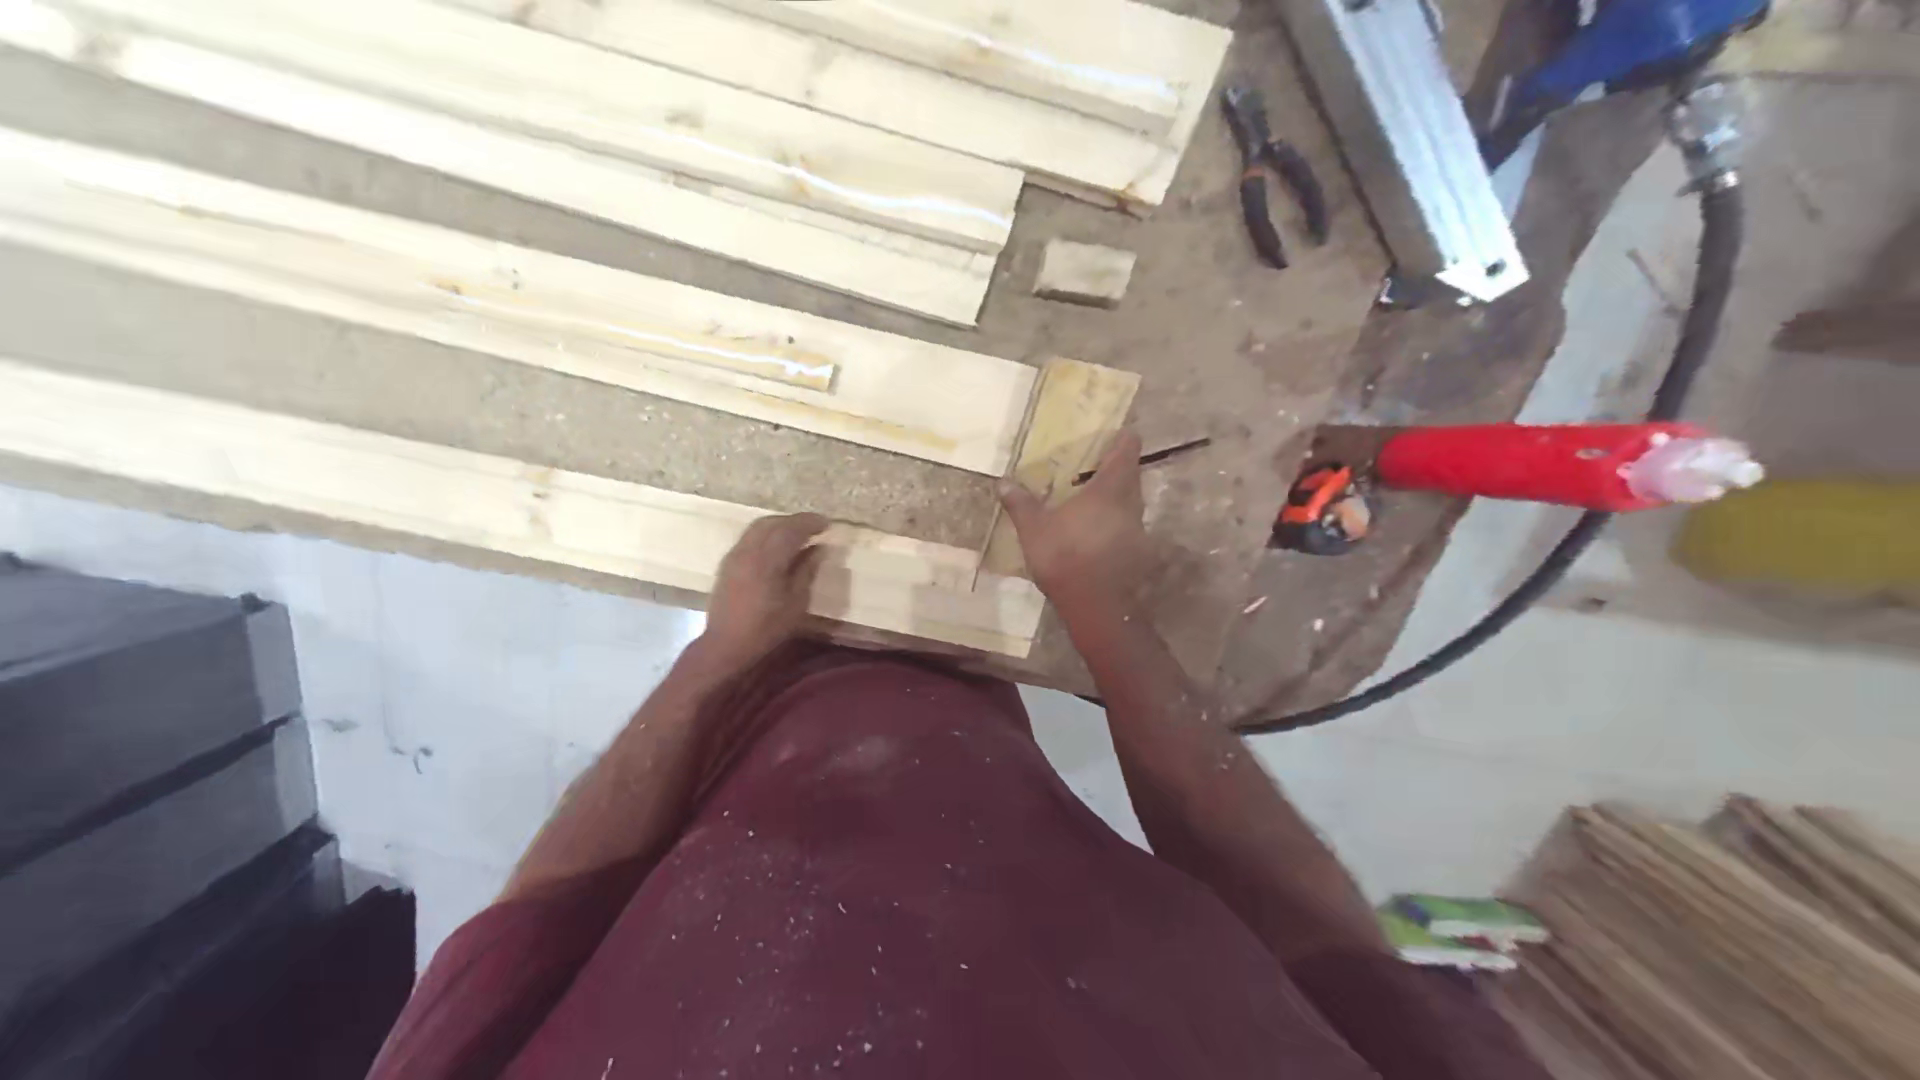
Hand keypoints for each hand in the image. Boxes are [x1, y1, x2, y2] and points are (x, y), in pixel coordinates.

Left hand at [701, 512, 829, 670]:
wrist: (726, 644)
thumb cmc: (767, 627)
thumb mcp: (797, 602)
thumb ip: (807, 571)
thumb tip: (818, 549)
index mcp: (767, 560)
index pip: (790, 529)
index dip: (810, 522)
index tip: (827, 524)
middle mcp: (748, 550)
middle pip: (772, 523)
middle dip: (794, 521)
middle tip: (814, 526)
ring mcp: (734, 555)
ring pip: (757, 527)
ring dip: (779, 525)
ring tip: (797, 533)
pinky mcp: (727, 562)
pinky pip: (749, 537)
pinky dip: (766, 533)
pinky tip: (776, 545)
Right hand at [999, 431, 1150, 623]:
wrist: (1095, 605)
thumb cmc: (1065, 557)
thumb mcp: (1034, 529)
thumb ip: (1021, 503)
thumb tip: (1003, 482)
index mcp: (1109, 490)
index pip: (1127, 451)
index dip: (1124, 439)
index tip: (1117, 433)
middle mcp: (1130, 504)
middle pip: (1131, 476)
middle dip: (1116, 468)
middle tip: (1094, 466)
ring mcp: (1138, 530)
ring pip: (1131, 503)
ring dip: (1116, 498)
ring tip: (1091, 499)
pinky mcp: (1139, 553)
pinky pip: (1128, 527)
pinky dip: (1116, 523)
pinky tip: (1097, 533)